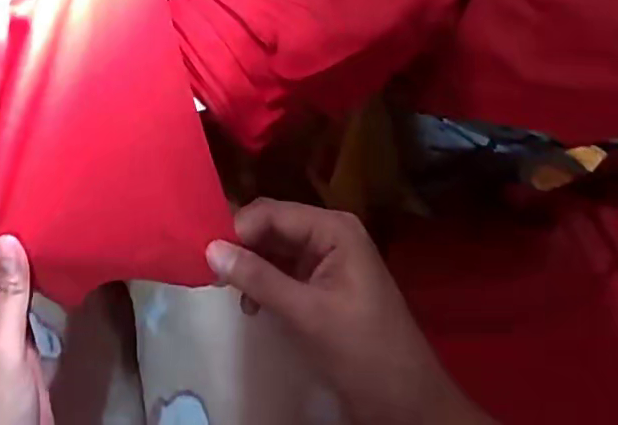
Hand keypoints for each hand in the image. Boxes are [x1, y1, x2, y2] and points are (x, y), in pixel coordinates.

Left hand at [0, 235, 51, 424]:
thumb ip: (10, 295)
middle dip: (16, 262)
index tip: (36, 232)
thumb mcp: (7, 353)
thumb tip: (9, 237)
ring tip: (51, 252)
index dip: (5, 252)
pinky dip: (31, 296)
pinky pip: (16, 309)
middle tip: (47, 239)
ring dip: (26, 277)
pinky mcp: (7, 347)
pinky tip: (50, 281)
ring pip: (6, 291)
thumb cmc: (1, 413)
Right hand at [206, 200, 493, 424]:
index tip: (205, 252)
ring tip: (227, 289)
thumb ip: (258, 278)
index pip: (271, 212)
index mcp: (333, 228)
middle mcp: (330, 233)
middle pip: (272, 226)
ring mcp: (328, 257)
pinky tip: (250, 303)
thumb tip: (209, 249)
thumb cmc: (364, 353)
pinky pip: (284, 269)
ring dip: (250, 266)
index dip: (237, 228)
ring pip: (275, 248)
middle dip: (242, 246)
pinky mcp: (324, 282)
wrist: (412, 408)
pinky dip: (264, 282)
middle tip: (209, 269)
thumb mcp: (307, 315)